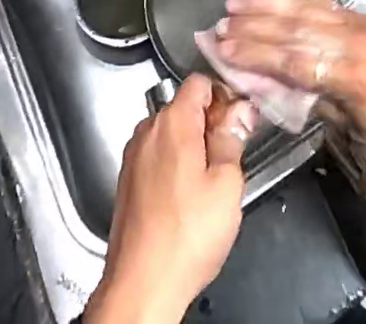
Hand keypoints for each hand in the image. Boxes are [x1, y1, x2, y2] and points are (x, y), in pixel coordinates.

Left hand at [85, 74, 254, 323]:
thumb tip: (238, 112)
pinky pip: (156, 154)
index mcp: (173, 122)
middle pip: (184, 106)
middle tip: (230, 154)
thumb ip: (232, 139)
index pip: (199, 82)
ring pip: (170, 132)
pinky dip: (174, 162)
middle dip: (209, 122)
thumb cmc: (188, 234)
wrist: (142, 283)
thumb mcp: (227, 184)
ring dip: (192, 144)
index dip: (223, 94)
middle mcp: (148, 129)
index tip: (238, 119)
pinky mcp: (127, 178)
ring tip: (210, 181)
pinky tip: (187, 196)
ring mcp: (134, 154)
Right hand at [213, 0, 365, 148]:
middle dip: (252, 26)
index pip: (294, 62)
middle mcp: (349, 43)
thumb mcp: (355, 126)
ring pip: (301, 9)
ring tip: (233, 1)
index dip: (257, 55)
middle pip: (292, 30)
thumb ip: (316, 100)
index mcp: (350, 77)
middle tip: (219, 24)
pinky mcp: (356, 14)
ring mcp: (353, 23)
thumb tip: (276, 83)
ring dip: (264, 4)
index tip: (225, 50)